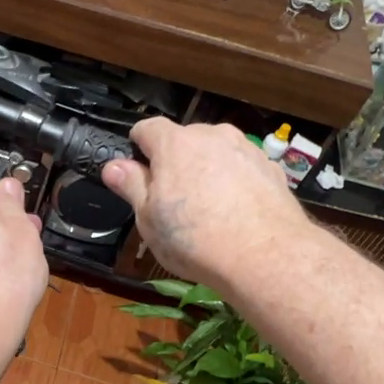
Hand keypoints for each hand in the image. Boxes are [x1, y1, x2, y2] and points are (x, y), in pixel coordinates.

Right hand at [101, 119, 312, 285]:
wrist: (265, 255)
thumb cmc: (195, 238)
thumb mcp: (149, 219)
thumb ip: (131, 186)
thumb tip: (112, 166)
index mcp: (175, 144)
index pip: (147, 128)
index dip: (137, 148)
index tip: (136, 173)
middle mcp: (212, 135)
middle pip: (184, 140)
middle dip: (174, 162)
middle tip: (172, 200)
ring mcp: (246, 148)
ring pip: (216, 152)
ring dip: (206, 170)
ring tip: (208, 208)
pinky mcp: (271, 168)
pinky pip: (242, 168)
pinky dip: (235, 182)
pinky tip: (236, 213)